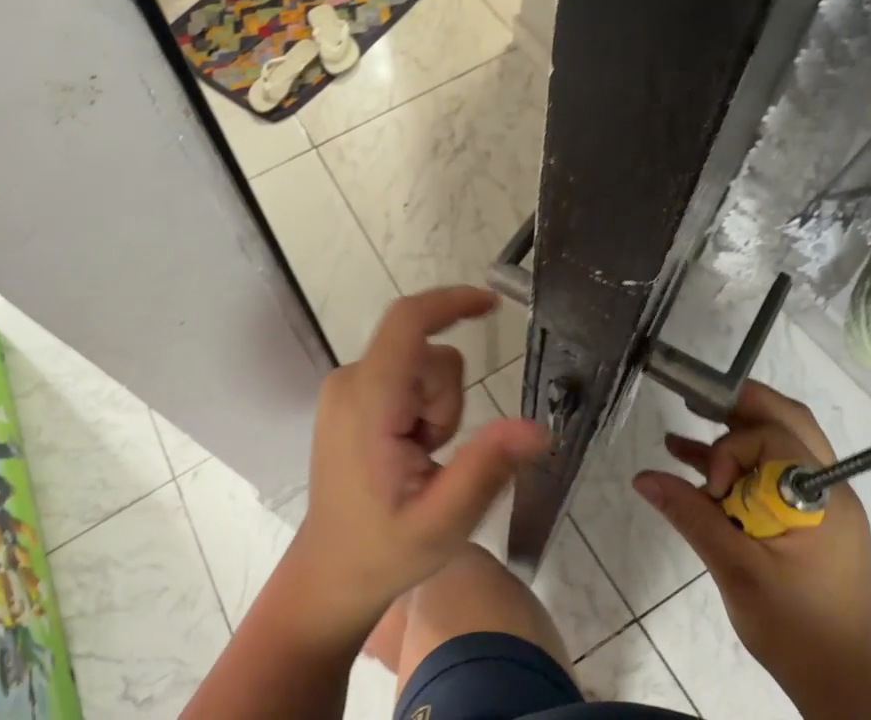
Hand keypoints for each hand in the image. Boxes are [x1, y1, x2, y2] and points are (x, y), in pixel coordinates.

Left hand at [291, 286, 549, 633]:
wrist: (333, 568)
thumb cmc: (384, 549)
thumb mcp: (444, 520)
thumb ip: (486, 468)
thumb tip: (537, 428)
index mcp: (368, 401)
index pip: (407, 323)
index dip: (450, 302)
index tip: (492, 303)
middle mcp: (350, 381)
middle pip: (427, 354)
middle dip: (448, 400)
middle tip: (436, 455)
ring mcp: (346, 387)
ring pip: (420, 367)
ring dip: (437, 409)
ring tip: (420, 460)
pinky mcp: (350, 396)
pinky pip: (404, 380)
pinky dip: (420, 411)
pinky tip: (408, 453)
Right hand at [633, 381, 870, 711]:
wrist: (839, 683)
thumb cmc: (793, 626)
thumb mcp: (735, 569)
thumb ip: (691, 516)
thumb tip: (643, 477)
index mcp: (820, 497)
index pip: (774, 436)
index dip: (732, 447)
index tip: (710, 487)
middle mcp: (829, 490)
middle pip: (786, 424)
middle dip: (738, 410)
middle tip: (695, 402)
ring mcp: (821, 506)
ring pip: (778, 447)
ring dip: (732, 440)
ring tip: (679, 440)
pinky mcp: (809, 523)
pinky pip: (773, 478)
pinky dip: (739, 471)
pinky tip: (693, 471)